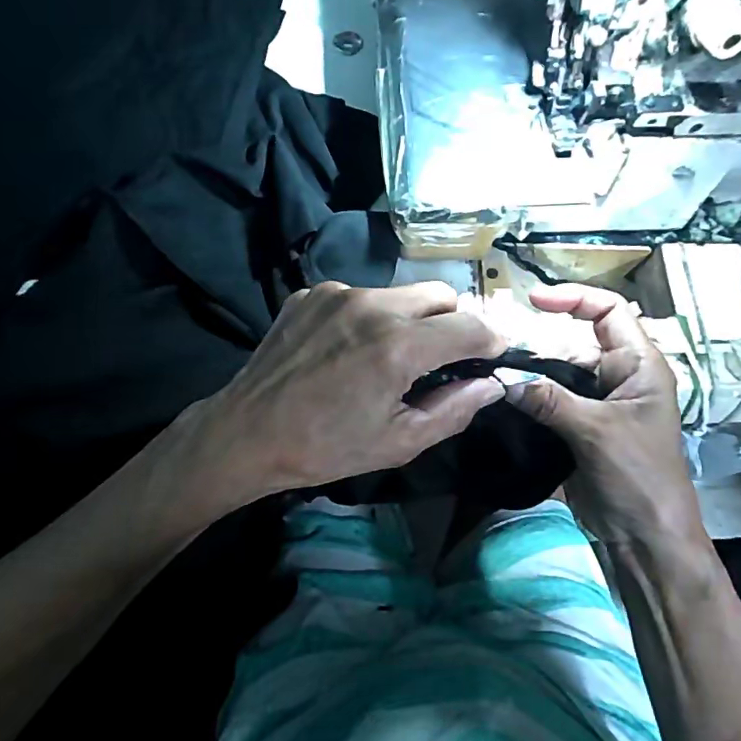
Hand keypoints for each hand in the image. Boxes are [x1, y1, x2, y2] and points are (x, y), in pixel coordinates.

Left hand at [190, 281, 506, 502]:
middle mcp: (371, 305)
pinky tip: (348, 348)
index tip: (492, 355)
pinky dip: (368, 316)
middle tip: (444, 356)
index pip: (470, 326)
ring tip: (390, 354)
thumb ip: (454, 409)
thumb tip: (490, 385)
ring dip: (410, 318)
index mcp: (398, 345)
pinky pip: (358, 295)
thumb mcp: (398, 442)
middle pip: (440, 294)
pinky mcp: (310, 294)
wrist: (247, 431)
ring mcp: (336, 293)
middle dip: (453, 321)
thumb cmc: (325, 447)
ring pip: (398, 292)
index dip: (492, 341)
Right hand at [505, 284, 701, 543]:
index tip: (532, 301)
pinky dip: (524, 395)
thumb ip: (549, 400)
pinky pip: (547, 399)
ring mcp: (595, 403)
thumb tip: (502, 376)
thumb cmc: (639, 477)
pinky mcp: (577, 427)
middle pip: (573, 341)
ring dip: (526, 369)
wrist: (645, 537)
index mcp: (639, 365)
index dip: (574, 298)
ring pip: (555, 372)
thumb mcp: (597, 432)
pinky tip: (497, 394)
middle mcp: (617, 377)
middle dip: (536, 338)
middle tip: (494, 341)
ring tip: (488, 366)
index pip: (610, 311)